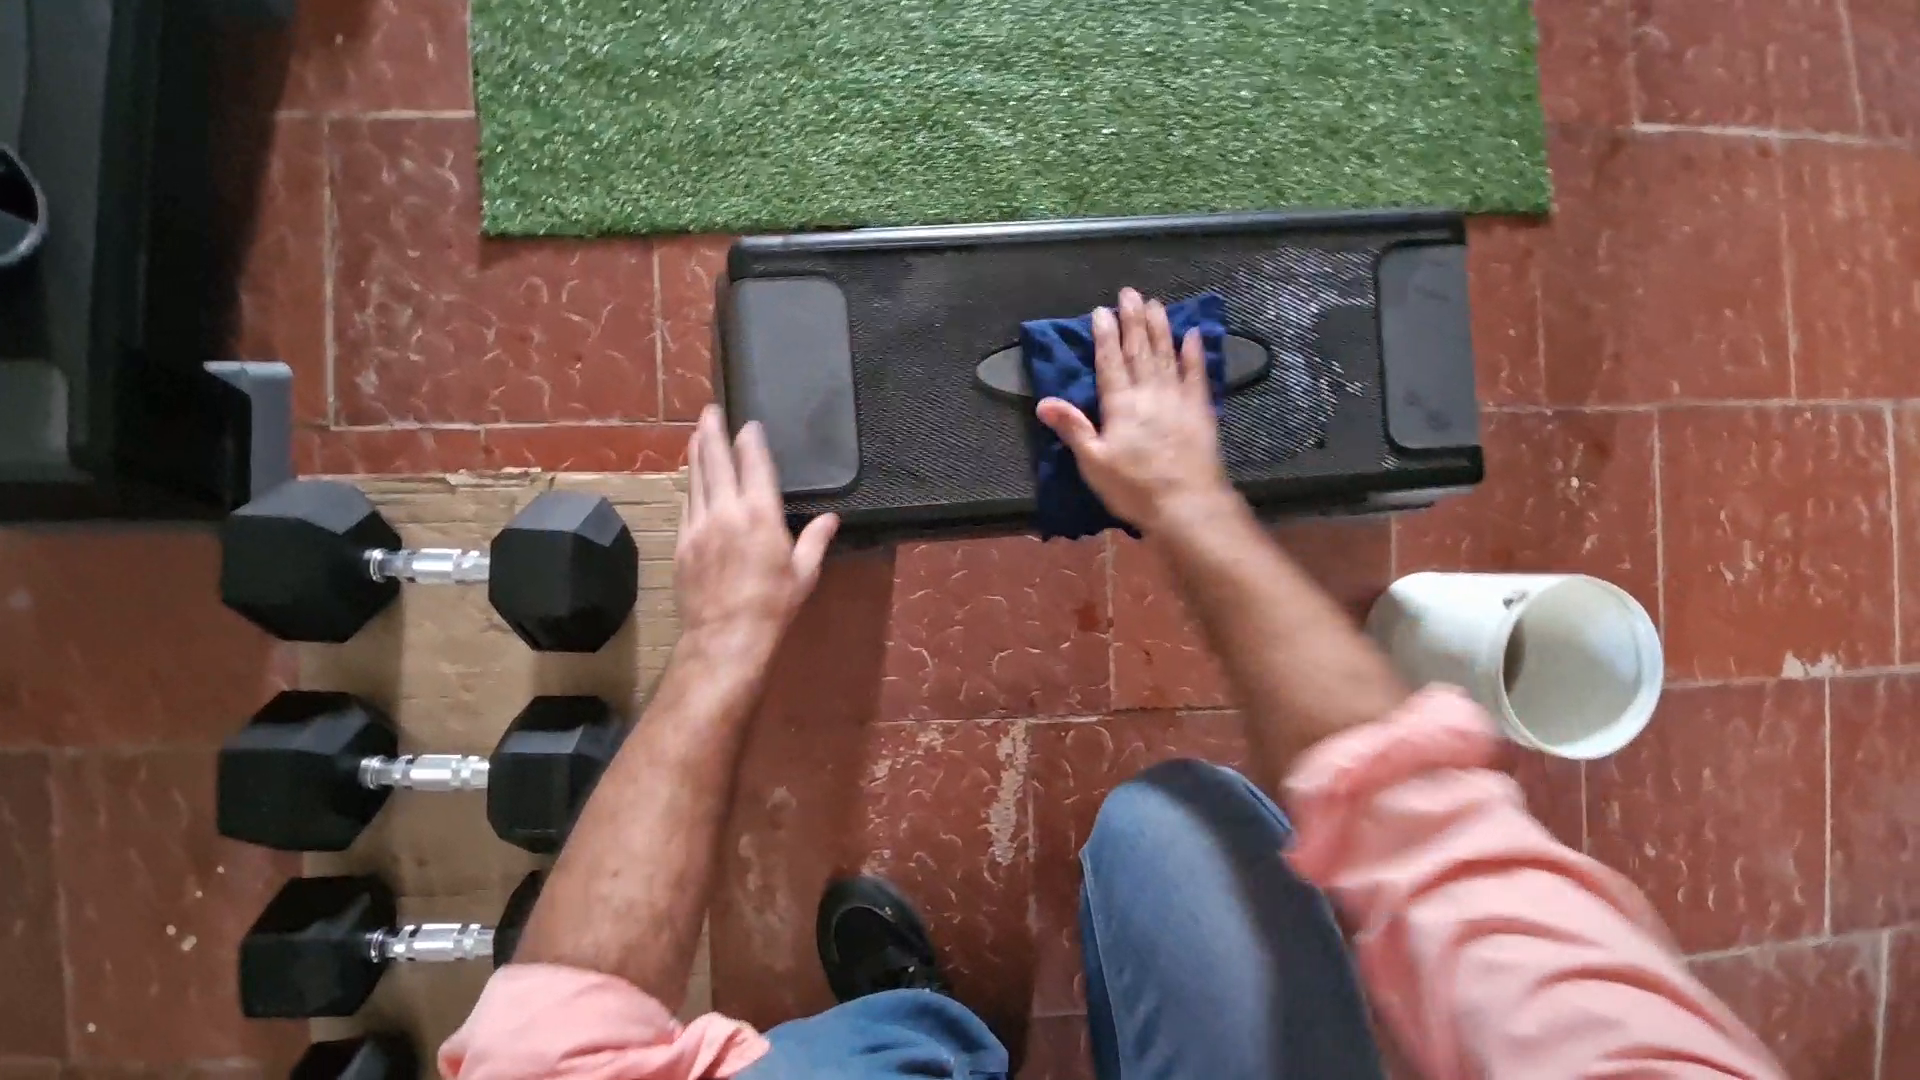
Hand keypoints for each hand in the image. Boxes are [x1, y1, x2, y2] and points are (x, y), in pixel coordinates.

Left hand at [676, 406, 838, 659]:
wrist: (726, 634)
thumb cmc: (773, 604)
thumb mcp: (804, 573)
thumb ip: (816, 540)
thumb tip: (832, 518)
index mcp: (761, 515)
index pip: (754, 465)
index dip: (751, 441)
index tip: (749, 425)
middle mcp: (727, 511)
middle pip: (717, 462)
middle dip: (713, 433)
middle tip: (710, 411)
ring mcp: (700, 525)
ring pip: (697, 479)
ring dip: (698, 454)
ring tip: (697, 434)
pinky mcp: (683, 542)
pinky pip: (687, 504)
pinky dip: (690, 486)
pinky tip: (692, 479)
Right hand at [1035, 287, 1231, 533]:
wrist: (1187, 503)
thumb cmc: (1133, 487)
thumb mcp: (1093, 462)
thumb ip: (1072, 428)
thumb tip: (1044, 402)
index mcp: (1120, 404)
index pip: (1110, 362)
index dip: (1105, 335)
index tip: (1102, 311)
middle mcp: (1149, 393)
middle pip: (1139, 350)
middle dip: (1133, 320)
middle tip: (1130, 293)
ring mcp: (1178, 399)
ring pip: (1167, 354)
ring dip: (1160, 328)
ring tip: (1156, 304)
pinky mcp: (1201, 411)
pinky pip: (1197, 374)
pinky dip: (1193, 353)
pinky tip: (1192, 335)